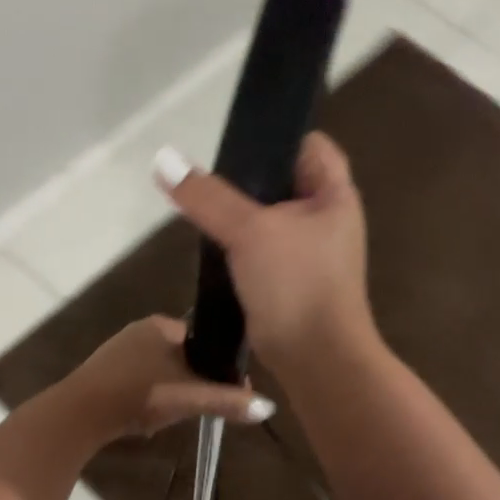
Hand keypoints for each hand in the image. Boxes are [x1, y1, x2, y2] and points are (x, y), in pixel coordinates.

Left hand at [58, 316, 274, 441]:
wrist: (80, 415)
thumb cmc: (139, 395)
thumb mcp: (189, 398)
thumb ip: (227, 400)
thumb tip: (268, 407)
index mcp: (161, 325)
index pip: (204, 337)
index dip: (221, 363)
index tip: (231, 389)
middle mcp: (139, 331)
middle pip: (184, 356)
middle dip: (196, 380)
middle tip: (204, 406)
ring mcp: (118, 352)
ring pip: (161, 371)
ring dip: (173, 391)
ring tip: (179, 414)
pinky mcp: (104, 375)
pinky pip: (141, 383)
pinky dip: (151, 397)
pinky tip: (152, 417)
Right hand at [154, 132, 375, 375]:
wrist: (318, 361)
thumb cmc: (297, 285)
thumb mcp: (249, 231)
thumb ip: (207, 197)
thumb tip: (164, 159)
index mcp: (335, 196)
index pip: (310, 146)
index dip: (276, 138)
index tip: (236, 144)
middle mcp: (327, 222)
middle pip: (284, 185)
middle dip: (248, 183)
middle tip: (208, 182)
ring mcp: (311, 258)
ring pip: (270, 224)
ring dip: (241, 222)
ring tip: (203, 215)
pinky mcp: (293, 287)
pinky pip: (264, 257)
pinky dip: (242, 254)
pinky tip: (214, 254)